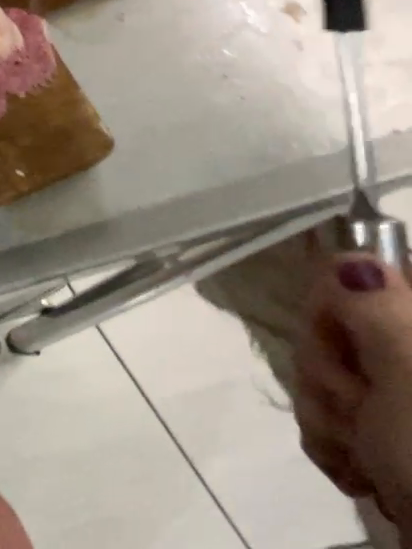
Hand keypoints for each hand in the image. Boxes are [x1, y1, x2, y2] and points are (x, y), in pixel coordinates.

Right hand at [294, 253, 411, 526]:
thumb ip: (377, 311)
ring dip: (327, 416)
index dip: (335, 304)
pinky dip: (335, 444)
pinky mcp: (401, 440)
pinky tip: (358, 470)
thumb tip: (352, 256)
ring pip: (334, 378)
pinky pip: (341, 417)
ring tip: (361, 454)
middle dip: (328, 374)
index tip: (333, 339)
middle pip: (345, 333)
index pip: (376, 281)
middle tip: (357, 409)